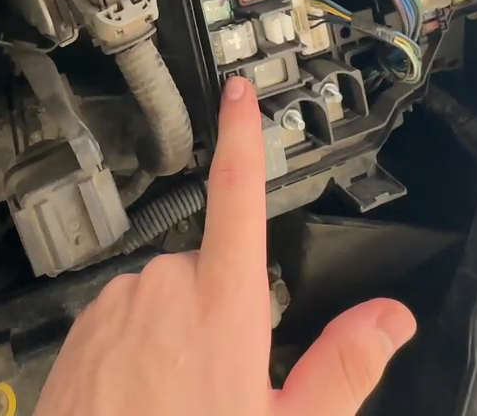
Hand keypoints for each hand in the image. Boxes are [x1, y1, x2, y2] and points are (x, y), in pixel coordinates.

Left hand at [34, 75, 417, 415]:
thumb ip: (341, 366)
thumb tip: (390, 319)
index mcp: (223, 300)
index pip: (238, 191)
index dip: (241, 132)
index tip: (238, 91)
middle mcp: (167, 283)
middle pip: (209, 269)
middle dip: (220, 310)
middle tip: (221, 384)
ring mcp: (120, 300)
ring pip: (166, 297)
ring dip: (176, 334)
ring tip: (177, 401)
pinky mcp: (86, 322)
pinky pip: (124, 316)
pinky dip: (137, 346)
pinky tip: (139, 398)